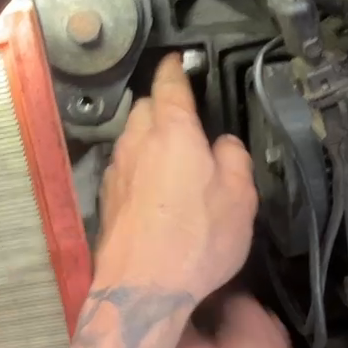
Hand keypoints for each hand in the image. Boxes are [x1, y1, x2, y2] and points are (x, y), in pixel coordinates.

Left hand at [95, 55, 256, 300]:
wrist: (142, 287)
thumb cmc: (196, 239)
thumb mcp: (240, 196)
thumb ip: (235, 158)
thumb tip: (224, 144)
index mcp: (172, 132)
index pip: (168, 84)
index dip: (174, 68)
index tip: (178, 60)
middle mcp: (137, 143)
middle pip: (145, 108)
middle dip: (162, 106)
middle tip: (187, 123)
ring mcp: (117, 170)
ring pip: (132, 138)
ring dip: (150, 139)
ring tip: (176, 162)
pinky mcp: (107, 197)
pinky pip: (125, 167)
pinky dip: (139, 167)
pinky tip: (157, 192)